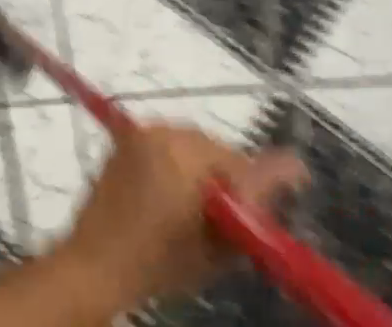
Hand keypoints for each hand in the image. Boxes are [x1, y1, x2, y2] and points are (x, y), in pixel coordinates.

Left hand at [54, 122, 307, 308]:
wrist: (97, 261)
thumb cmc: (159, 259)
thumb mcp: (218, 244)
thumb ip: (256, 205)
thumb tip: (294, 170)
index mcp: (184, 151)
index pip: (241, 162)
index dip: (259, 189)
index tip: (265, 215)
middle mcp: (160, 130)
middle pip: (217, 148)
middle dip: (233, 177)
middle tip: (236, 215)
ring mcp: (139, 133)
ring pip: (194, 144)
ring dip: (207, 169)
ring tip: (207, 209)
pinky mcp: (125, 141)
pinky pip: (169, 144)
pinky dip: (182, 163)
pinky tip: (182, 196)